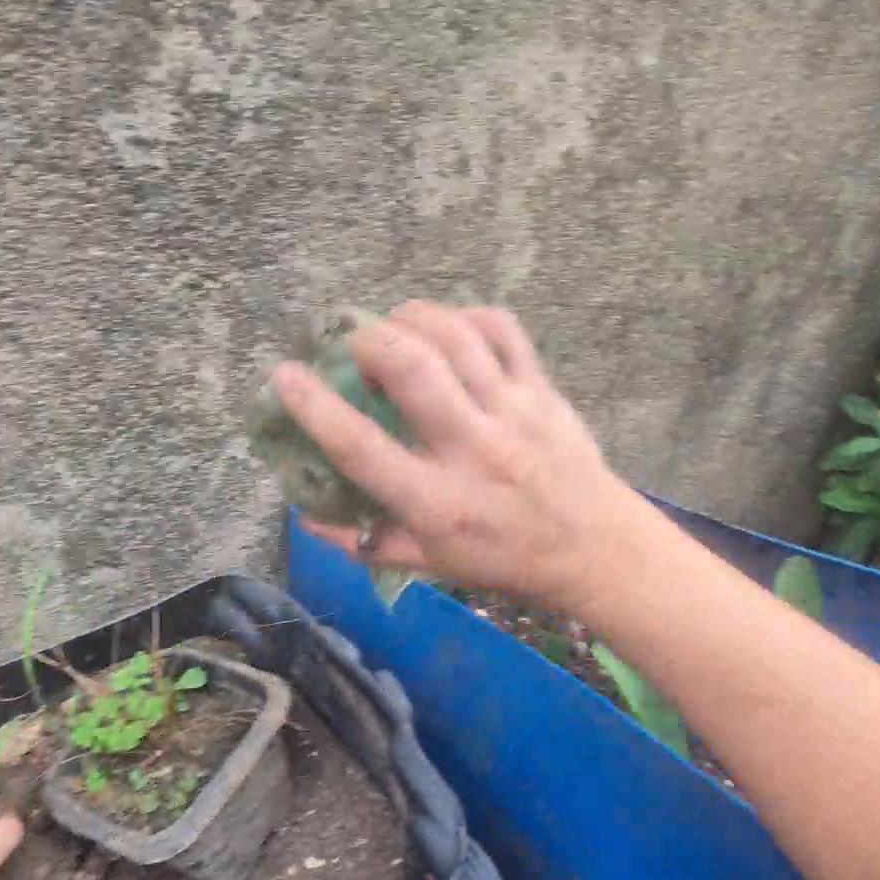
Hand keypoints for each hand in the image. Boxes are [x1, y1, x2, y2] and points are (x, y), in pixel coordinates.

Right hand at [270, 300, 649, 613]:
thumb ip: (364, 541)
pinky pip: (502, 330)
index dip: (313, 406)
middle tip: (351, 343)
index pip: (360, 446)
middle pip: (411, 369)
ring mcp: (512, 412)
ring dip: (411, 317)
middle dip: (367, 340)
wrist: (595, 549)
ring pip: (455, 337)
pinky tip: (447, 328)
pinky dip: (465, 316)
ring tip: (391, 325)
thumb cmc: (504, 560)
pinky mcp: (542, 390)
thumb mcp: (429, 564)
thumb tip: (306, 515)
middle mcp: (471, 450)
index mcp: (435, 501)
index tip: (284, 375)